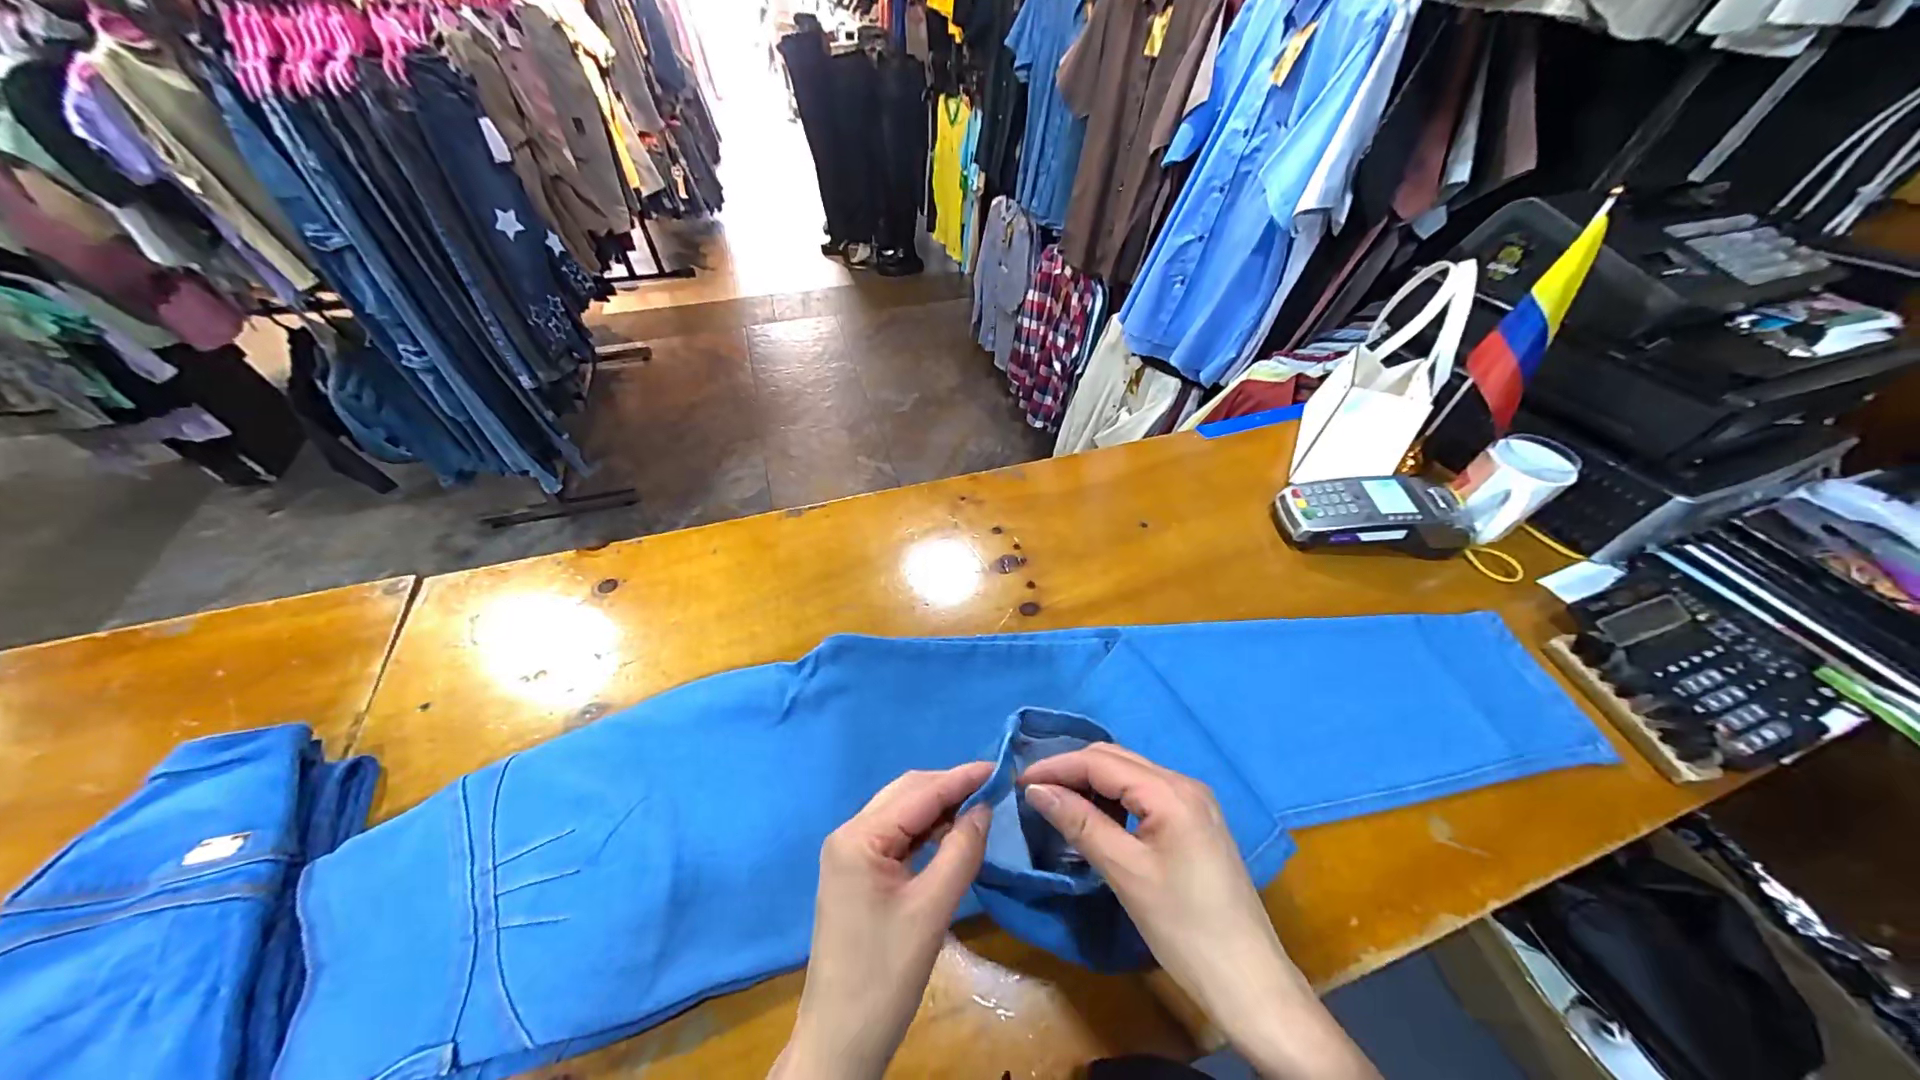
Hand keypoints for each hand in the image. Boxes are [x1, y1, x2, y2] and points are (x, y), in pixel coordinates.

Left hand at [771, 763, 992, 1079]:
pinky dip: (925, 830)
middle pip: (906, 793)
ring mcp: (848, 854)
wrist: (841, 1038)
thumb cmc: (886, 974)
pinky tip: (950, 834)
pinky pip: (895, 837)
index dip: (961, 778)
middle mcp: (848, 835)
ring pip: (901, 812)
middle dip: (950, 787)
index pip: (919, 793)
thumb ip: (961, 850)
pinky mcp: (855, 873)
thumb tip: (984, 807)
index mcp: (859, 838)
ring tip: (979, 807)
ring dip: (938, 807)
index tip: (1001, 767)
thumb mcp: (932, 909)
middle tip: (994, 787)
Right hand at [1021, 745, 1379, 1079]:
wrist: (1248, 980)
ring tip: (1057, 801)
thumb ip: (1079, 822)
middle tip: (1033, 790)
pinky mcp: (1197, 823)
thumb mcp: (1124, 871)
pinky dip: (1115, 797)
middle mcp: (1185, 784)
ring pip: (1131, 774)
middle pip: (1117, 759)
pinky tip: (1096, 815)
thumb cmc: (1183, 926)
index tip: (1019, 781)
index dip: (1057, 767)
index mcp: (1171, 791)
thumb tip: (1036, 790)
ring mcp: (1195, 803)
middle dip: (1072, 769)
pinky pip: (1146, 794)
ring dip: (1092, 781)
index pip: (1101, 762)